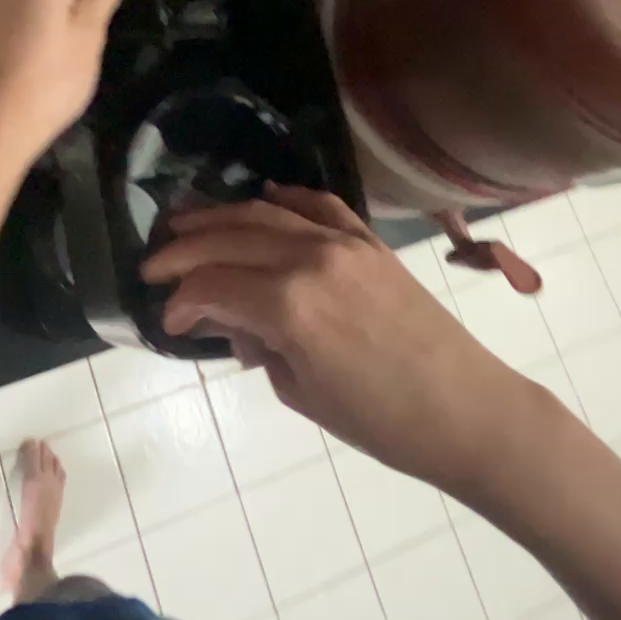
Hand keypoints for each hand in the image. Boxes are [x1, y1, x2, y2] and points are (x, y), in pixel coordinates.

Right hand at [142, 185, 547, 493]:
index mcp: (288, 304)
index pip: (212, 286)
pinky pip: (318, 205)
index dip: (180, 301)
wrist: (467, 411)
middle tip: (153, 263)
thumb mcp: (299, 391)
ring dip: (218, 216)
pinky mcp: (368, 241)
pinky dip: (284, 199)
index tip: (167, 320)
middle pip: (227, 238)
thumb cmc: (379, 421)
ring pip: (263, 214)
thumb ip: (255, 344)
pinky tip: (262, 198)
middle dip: (182, 250)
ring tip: (183, 221)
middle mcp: (309, 259)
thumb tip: (230, 320)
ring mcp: (341, 242)